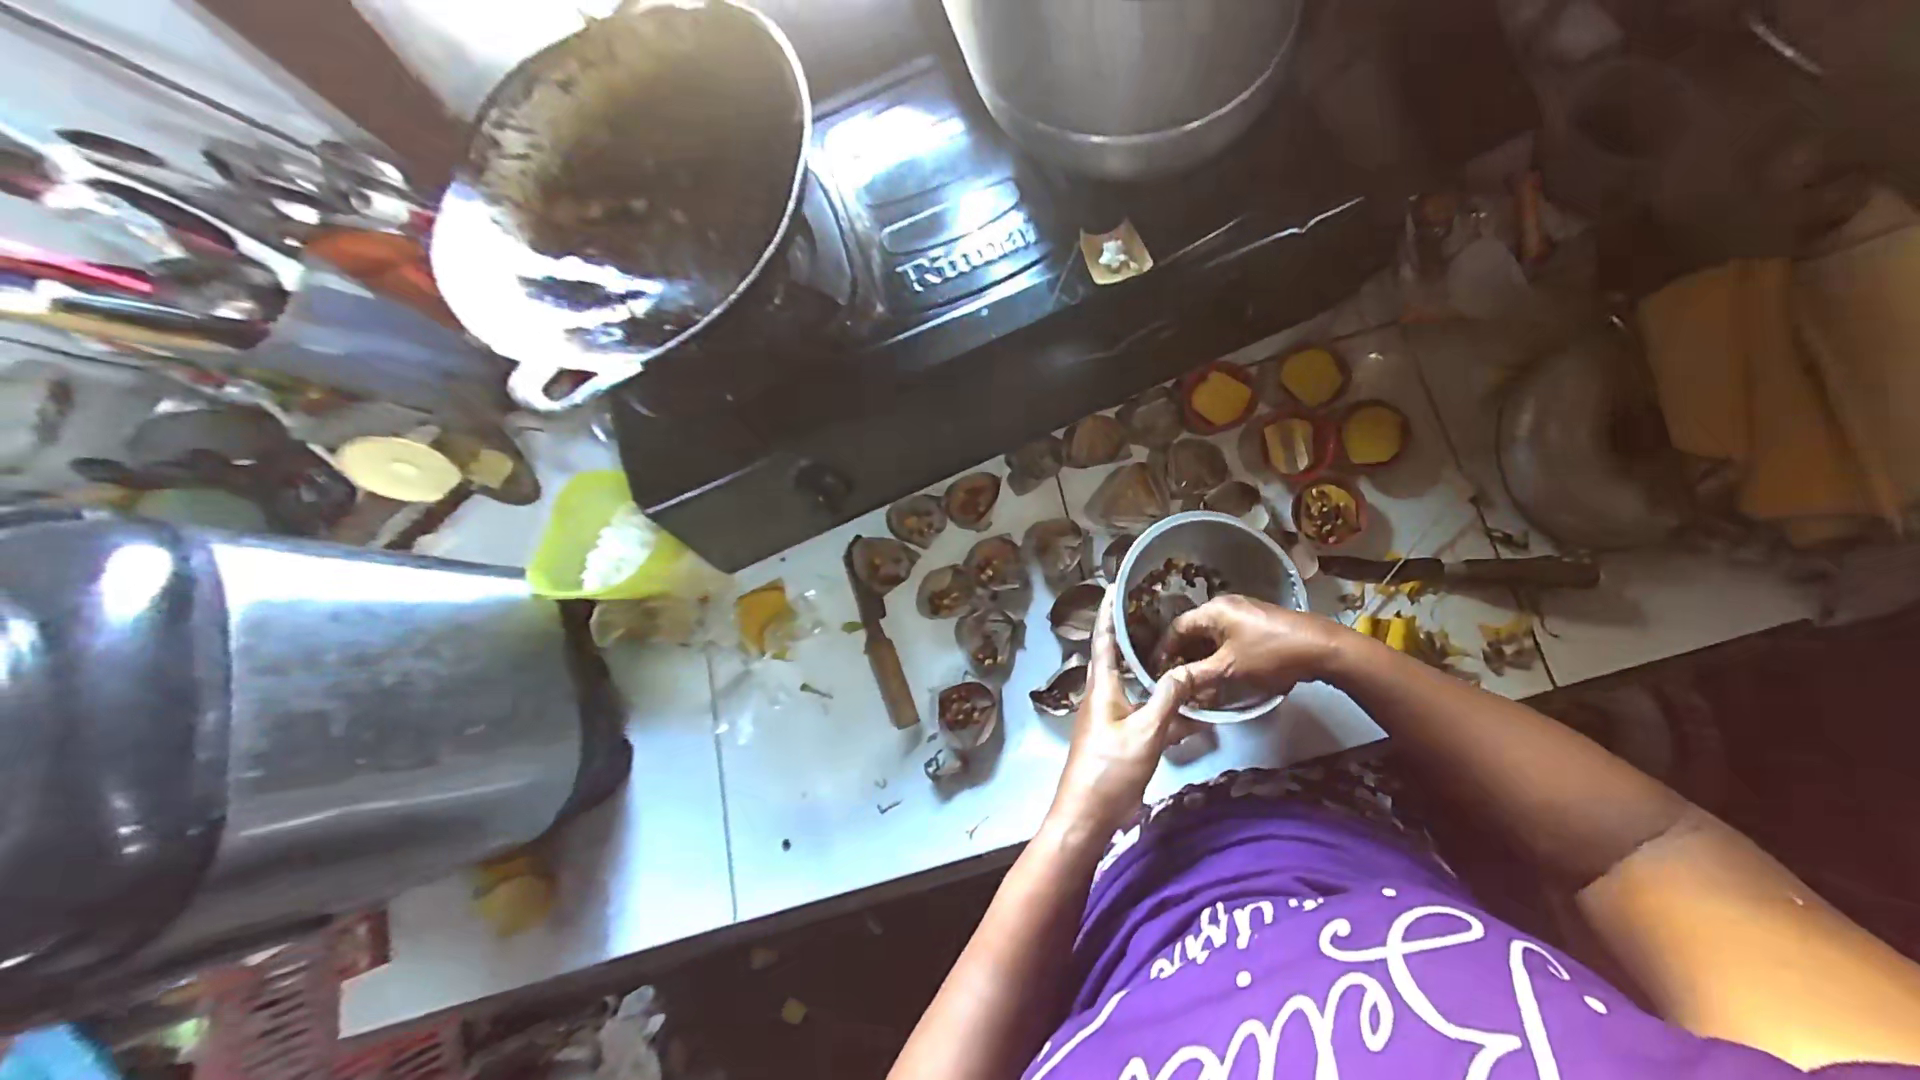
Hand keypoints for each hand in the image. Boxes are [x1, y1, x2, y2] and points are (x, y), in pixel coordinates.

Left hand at [1049, 593, 1196, 839]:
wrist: (1086, 815)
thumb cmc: (1109, 769)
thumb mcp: (1144, 732)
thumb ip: (1167, 699)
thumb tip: (1187, 669)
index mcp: (1101, 687)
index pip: (1103, 640)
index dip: (1108, 613)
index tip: (1114, 586)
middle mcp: (1103, 697)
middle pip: (1119, 659)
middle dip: (1136, 638)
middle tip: (1159, 618)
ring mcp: (1111, 719)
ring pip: (1138, 689)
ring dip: (1157, 677)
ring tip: (1185, 662)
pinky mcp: (1121, 740)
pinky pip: (1146, 716)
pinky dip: (1166, 713)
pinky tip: (1194, 718)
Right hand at [1149, 596, 1346, 708]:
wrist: (1324, 649)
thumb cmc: (1271, 655)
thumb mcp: (1228, 669)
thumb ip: (1195, 675)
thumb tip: (1168, 683)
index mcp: (1212, 610)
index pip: (1175, 628)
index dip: (1163, 650)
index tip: (1157, 671)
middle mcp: (1224, 604)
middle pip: (1193, 630)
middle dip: (1183, 655)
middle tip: (1177, 679)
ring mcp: (1244, 611)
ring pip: (1212, 635)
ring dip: (1203, 656)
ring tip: (1199, 679)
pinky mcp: (1260, 621)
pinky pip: (1229, 636)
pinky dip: (1220, 653)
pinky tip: (1224, 671)